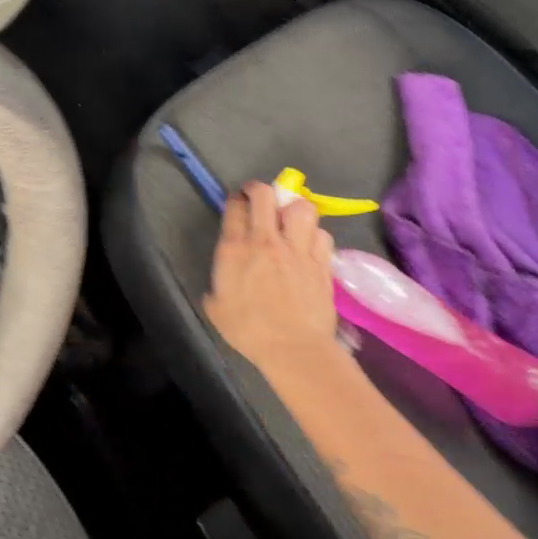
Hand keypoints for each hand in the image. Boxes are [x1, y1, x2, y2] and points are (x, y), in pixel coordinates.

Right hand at [203, 181, 342, 377]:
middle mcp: (265, 241)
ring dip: (294, 208)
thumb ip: (217, 285)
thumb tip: (221, 283)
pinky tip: (309, 244)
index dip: (235, 199)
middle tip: (259, 197)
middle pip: (266, 196)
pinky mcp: (321, 264)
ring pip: (301, 208)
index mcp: (234, 249)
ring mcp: (297, 251)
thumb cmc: (248, 330)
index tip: (236, 204)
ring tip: (290, 219)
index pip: (235, 207)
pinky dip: (314, 234)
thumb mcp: (216, 306)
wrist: (293, 349)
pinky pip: (322, 234)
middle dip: (260, 190)